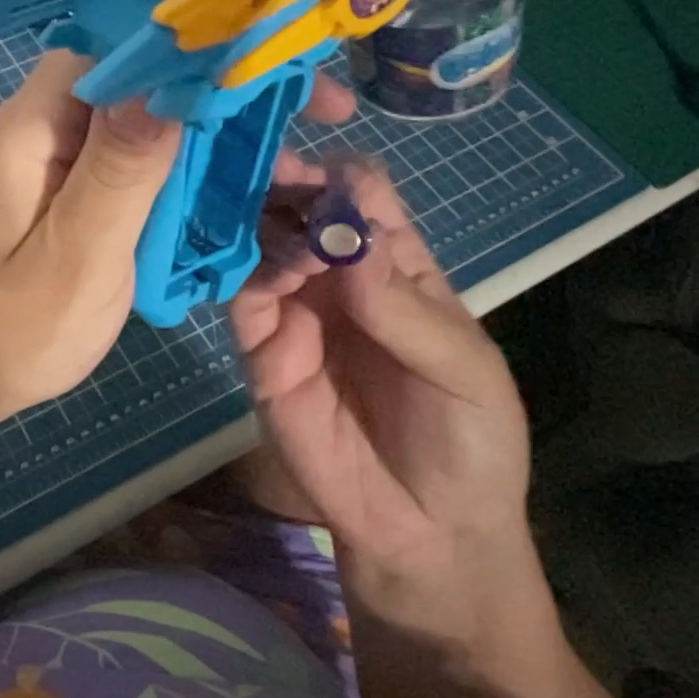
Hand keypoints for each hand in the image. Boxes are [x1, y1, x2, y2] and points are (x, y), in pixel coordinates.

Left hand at [0, 54, 355, 436]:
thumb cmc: (15, 328)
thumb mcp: (75, 252)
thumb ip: (121, 167)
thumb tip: (171, 74)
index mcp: (32, 125)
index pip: (113, 43)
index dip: (192, 38)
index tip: (273, 52)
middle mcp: (45, 124)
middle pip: (138, 72)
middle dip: (221, 81)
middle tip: (319, 106)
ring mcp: (61, 155)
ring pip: (147, 112)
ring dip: (215, 124)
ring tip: (298, 143)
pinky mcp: (78, 186)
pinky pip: (140, 154)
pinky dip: (191, 162)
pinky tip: (244, 177)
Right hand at [232, 164, 529, 563]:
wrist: (423, 529)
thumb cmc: (467, 440)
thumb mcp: (464, 371)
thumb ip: (404, 308)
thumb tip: (346, 237)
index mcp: (396, 266)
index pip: (361, 196)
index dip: (337, 176)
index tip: (311, 168)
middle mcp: (337, 275)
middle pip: (300, 208)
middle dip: (278, 184)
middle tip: (253, 171)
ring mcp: (294, 308)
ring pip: (260, 242)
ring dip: (250, 220)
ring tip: (246, 215)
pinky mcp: (258, 346)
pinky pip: (237, 295)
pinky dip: (231, 269)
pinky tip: (235, 259)